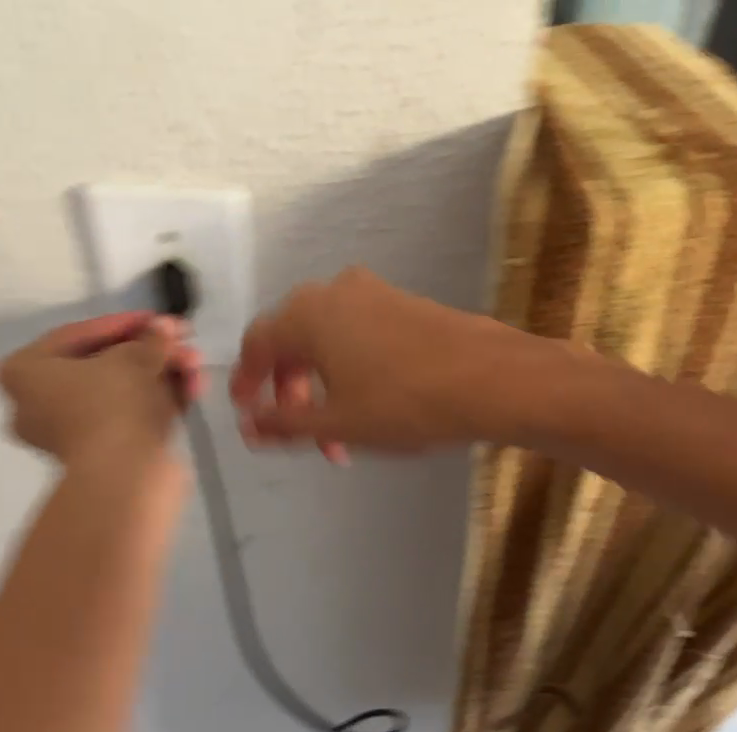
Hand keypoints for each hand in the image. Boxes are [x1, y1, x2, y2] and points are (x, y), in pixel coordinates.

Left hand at [0, 313, 204, 466]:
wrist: (124, 475)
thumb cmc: (112, 405)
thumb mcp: (134, 358)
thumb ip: (150, 339)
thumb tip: (165, 328)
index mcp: (24, 373)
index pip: (78, 336)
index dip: (126, 323)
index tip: (160, 320)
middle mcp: (37, 404)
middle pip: (103, 366)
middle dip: (151, 355)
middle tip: (184, 345)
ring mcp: (68, 434)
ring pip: (120, 393)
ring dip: (161, 377)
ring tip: (196, 369)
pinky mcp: (98, 455)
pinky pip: (127, 417)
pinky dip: (157, 403)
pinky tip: (190, 391)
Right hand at [232, 267, 540, 460]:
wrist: (490, 380)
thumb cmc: (406, 402)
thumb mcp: (337, 423)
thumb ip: (284, 425)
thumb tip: (249, 427)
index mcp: (307, 314)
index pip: (257, 343)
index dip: (246, 381)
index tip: (247, 412)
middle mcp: (336, 292)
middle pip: (294, 341)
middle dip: (292, 393)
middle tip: (303, 435)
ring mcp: (377, 294)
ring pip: (332, 341)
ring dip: (326, 388)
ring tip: (342, 434)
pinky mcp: (409, 306)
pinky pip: (363, 336)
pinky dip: (354, 371)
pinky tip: (374, 406)